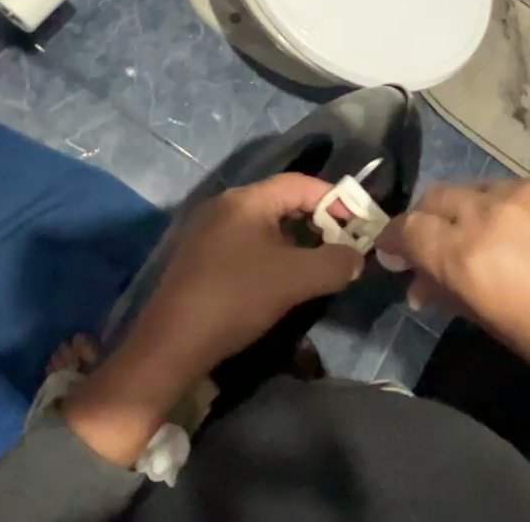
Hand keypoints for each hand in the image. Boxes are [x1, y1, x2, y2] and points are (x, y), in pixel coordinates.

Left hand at [66, 174, 363, 465]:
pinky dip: (272, 254)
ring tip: (318, 266)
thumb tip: (355, 257)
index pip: (300, 184)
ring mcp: (208, 231)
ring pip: (265, 225)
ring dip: (296, 241)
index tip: (359, 224)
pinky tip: (282, 281)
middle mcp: (225, 205)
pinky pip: (247, 243)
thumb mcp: (295, 280)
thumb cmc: (235, 299)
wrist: (170, 346)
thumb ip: (335, 263)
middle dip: (317, 222)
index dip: (334, 200)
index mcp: (246, 200)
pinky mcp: (200, 257)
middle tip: (342, 247)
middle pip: (282, 202)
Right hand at [377, 179, 529, 384]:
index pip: (408, 230)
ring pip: (466, 189)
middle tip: (428, 249)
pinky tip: (507, 229)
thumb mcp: (500, 327)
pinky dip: (489, 205)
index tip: (389, 253)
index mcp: (468, 256)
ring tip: (470, 240)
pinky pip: (500, 188)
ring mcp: (517, 192)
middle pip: (433, 200)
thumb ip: (453, 295)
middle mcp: (484, 213)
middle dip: (422, 221)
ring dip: (456, 211)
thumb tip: (422, 284)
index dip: (392, 240)